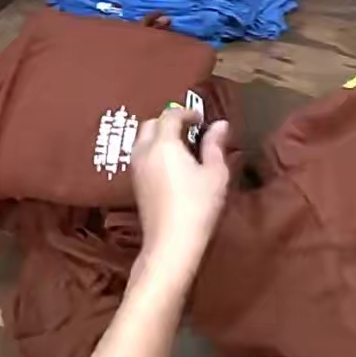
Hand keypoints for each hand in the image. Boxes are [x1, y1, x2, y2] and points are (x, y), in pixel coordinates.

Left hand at [129, 107, 230, 285]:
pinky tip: (171, 165)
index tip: (202, 119)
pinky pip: (141, 155)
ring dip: (159, 136)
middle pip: (151, 124)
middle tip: (190, 130)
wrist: (171, 244)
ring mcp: (136, 168)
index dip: (187, 112)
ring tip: (182, 147)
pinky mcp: (135, 184)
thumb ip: (215, 145)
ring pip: (143, 139)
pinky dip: (154, 150)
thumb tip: (220, 124)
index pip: (170, 115)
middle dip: (169, 121)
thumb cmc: (198, 206)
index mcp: (163, 143)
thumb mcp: (215, 174)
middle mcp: (144, 150)